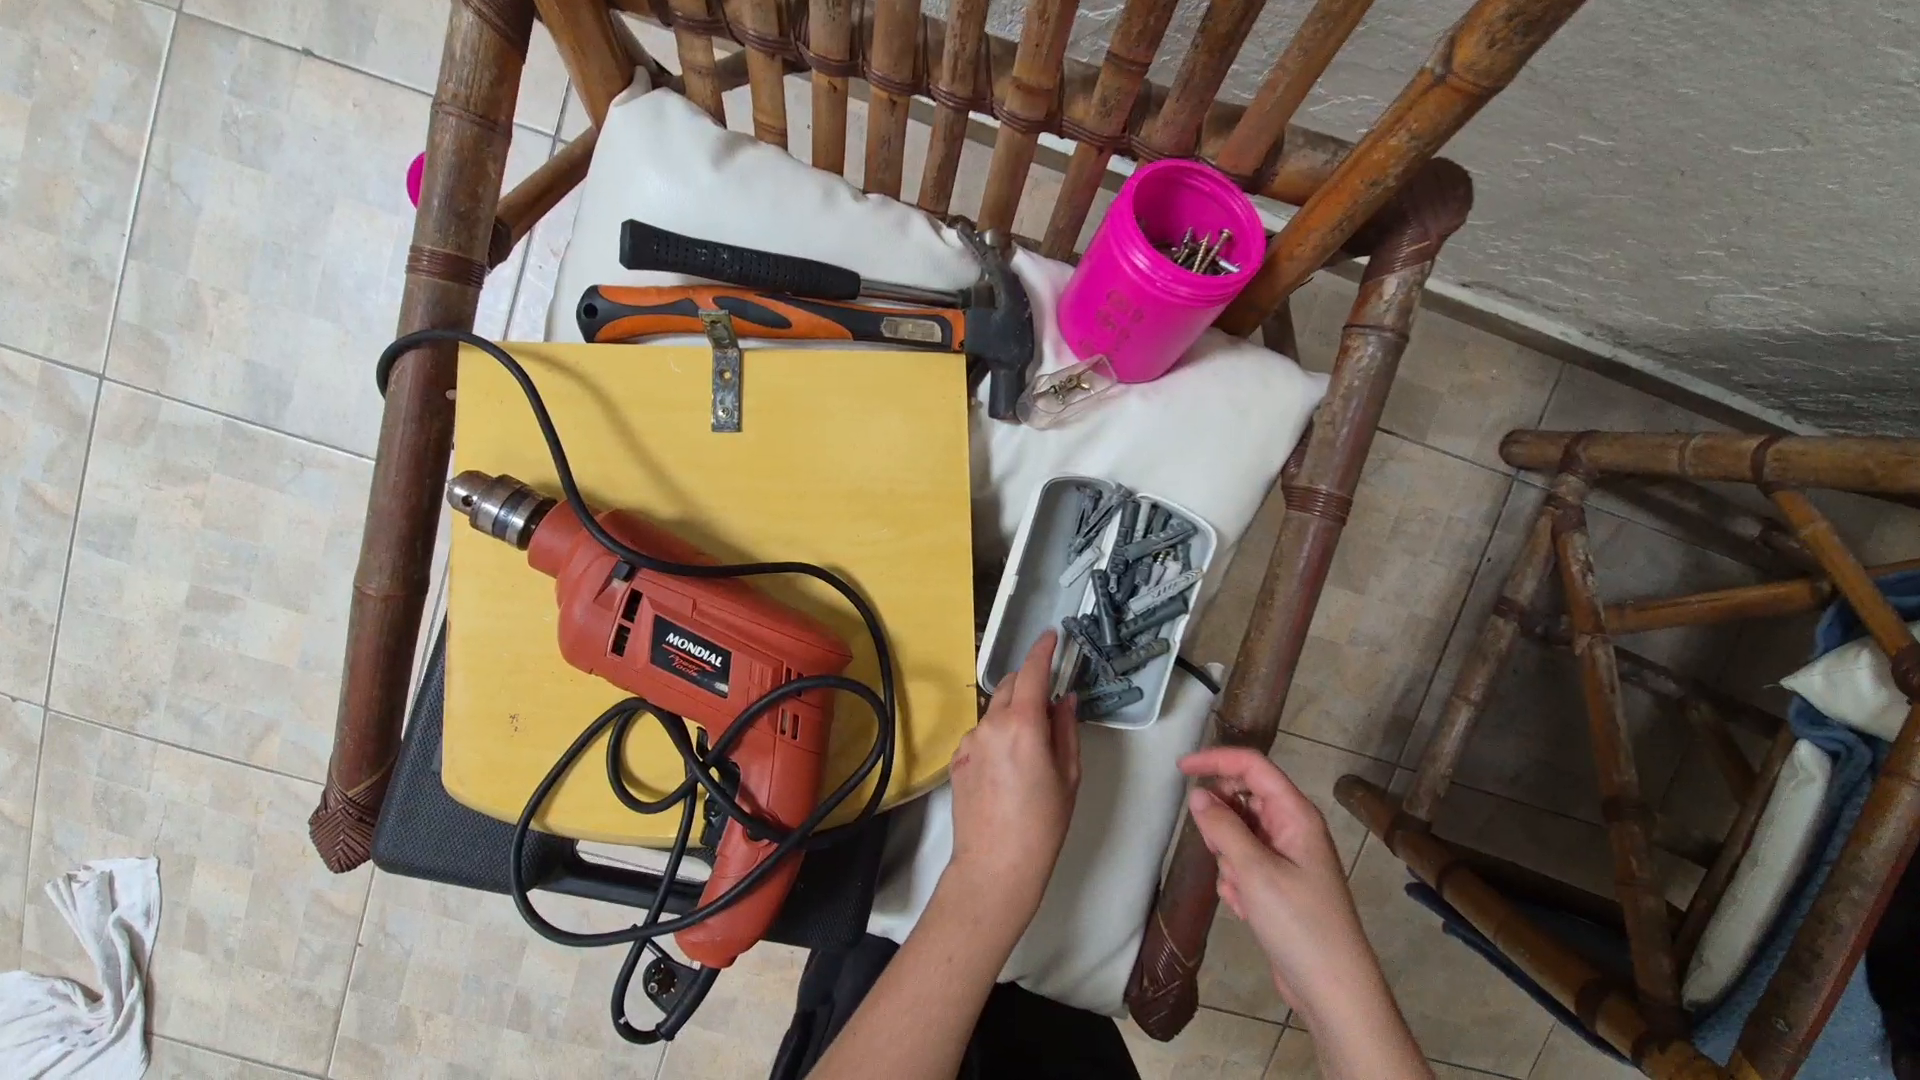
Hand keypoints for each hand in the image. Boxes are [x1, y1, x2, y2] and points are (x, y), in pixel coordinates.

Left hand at [947, 630, 1081, 928]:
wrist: (994, 865)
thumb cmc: (1042, 824)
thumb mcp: (1068, 775)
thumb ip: (1066, 730)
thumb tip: (1065, 700)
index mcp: (1023, 724)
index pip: (1031, 672)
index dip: (1042, 650)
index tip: (1051, 636)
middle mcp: (991, 725)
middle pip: (1009, 686)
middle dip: (1029, 683)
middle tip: (1050, 701)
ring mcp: (970, 741)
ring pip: (995, 711)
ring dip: (1013, 712)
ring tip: (1032, 746)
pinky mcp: (957, 759)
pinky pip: (982, 734)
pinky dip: (997, 735)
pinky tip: (1009, 767)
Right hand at [1178, 747, 1377, 1019]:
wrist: (1332, 989)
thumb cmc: (1299, 923)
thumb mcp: (1254, 871)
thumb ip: (1222, 827)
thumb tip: (1197, 795)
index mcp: (1296, 814)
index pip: (1252, 766)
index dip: (1216, 760)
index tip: (1181, 769)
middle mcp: (1292, 828)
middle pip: (1243, 798)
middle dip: (1221, 821)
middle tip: (1215, 849)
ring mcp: (1286, 856)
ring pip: (1238, 834)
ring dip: (1227, 857)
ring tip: (1241, 890)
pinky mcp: (1278, 883)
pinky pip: (1242, 863)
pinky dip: (1235, 880)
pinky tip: (1245, 908)